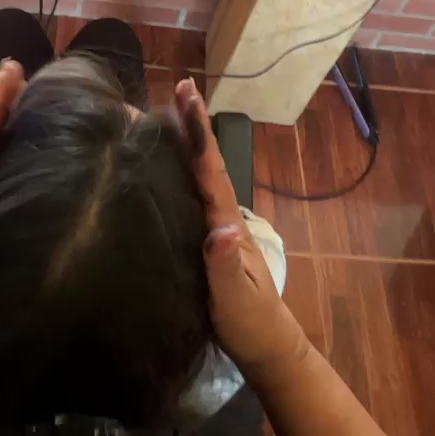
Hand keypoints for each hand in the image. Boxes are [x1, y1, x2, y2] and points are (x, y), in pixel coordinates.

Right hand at [174, 77, 310, 381]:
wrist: (267, 347)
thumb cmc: (251, 323)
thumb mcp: (237, 299)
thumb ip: (227, 266)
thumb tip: (222, 228)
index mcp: (227, 222)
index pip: (211, 169)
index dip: (198, 132)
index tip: (188, 94)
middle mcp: (223, 216)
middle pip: (205, 162)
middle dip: (193, 125)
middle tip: (179, 88)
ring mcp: (217, 228)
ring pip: (199, 175)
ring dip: (187, 143)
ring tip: (168, 114)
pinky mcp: (207, 241)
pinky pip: (191, 195)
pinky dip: (181, 171)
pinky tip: (167, 168)